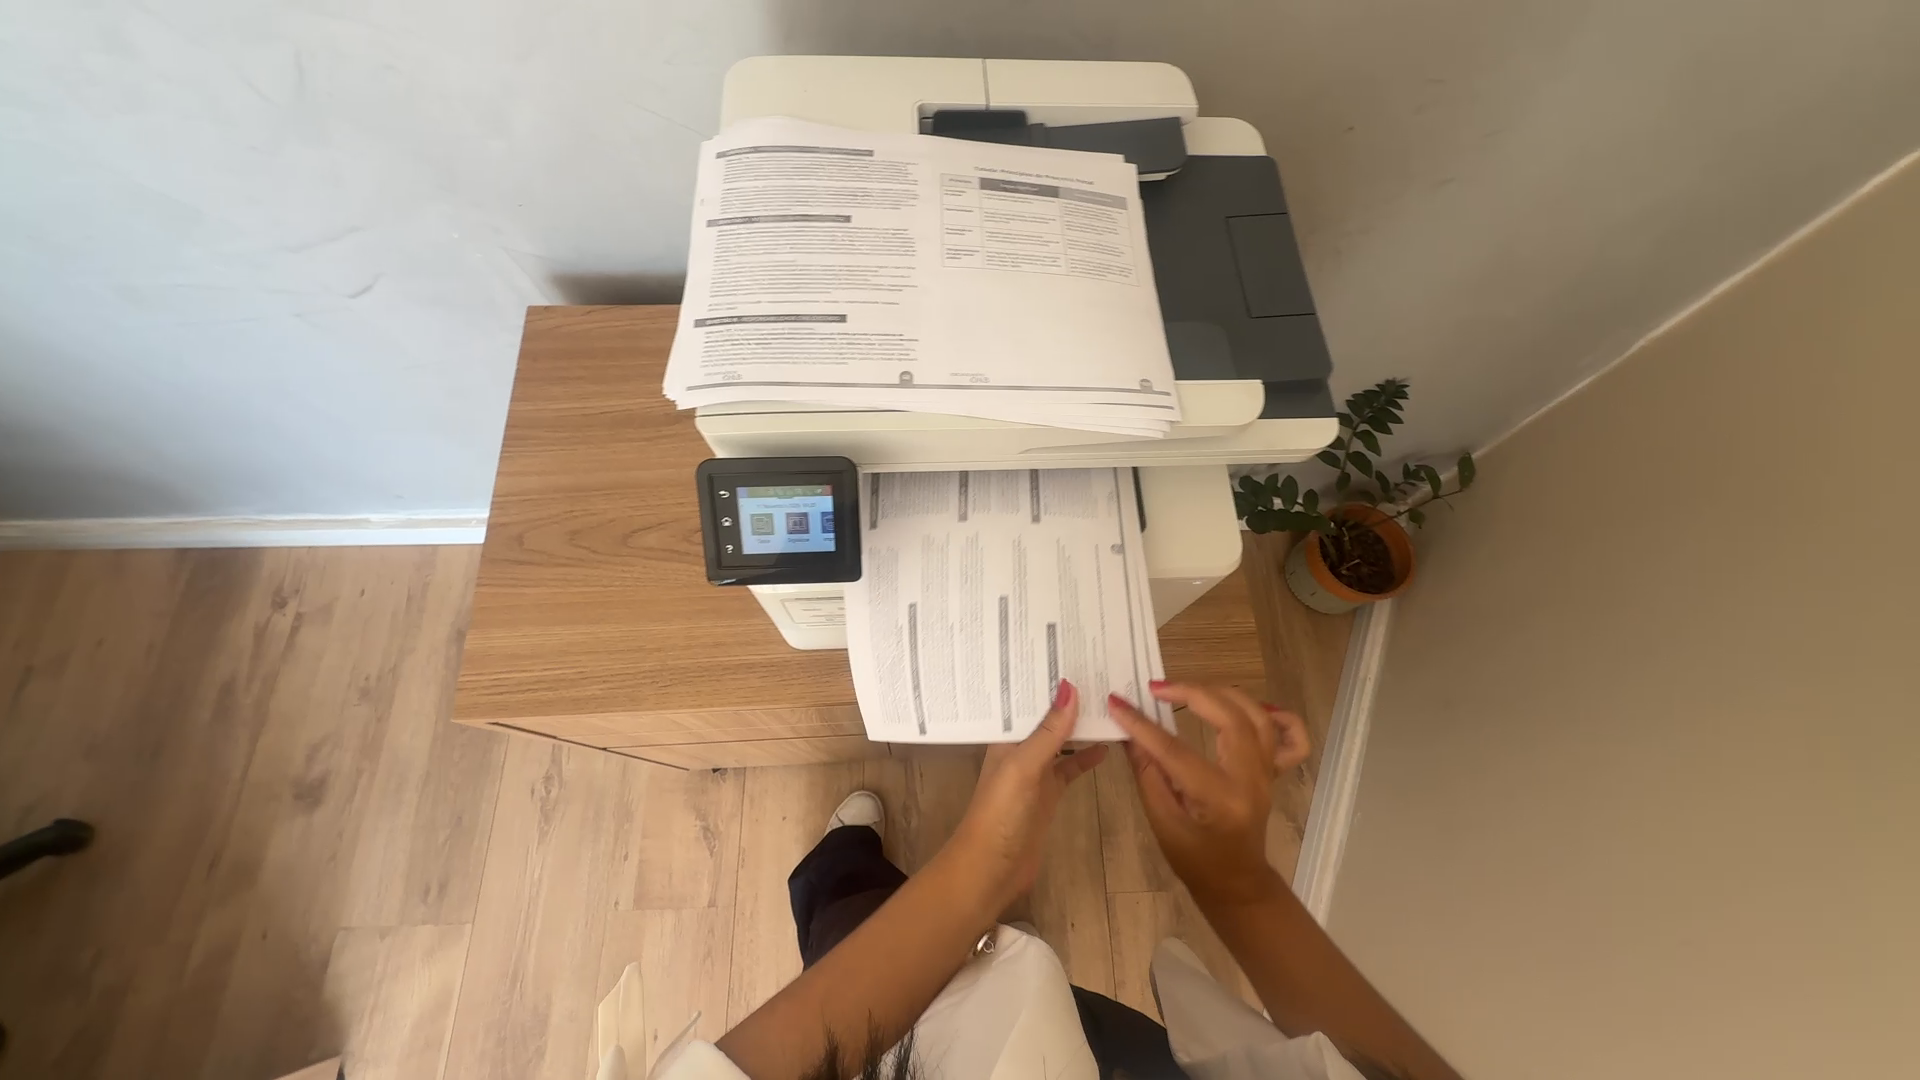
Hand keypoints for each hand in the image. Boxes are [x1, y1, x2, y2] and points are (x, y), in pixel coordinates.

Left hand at [946, 680, 1107, 909]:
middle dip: (1066, 697)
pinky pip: (1070, 768)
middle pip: (1045, 716)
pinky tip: (1107, 746)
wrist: (991, 868)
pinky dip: (1086, 757)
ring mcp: (1035, 772)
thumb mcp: (1024, 766)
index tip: (1071, 649)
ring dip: (1079, 724)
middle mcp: (1019, 748)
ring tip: (1110, 700)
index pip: (1026, 698)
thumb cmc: (1000, 813)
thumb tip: (1070, 685)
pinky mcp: (1049, 794)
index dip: (1044, 676)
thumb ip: (1049, 731)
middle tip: (1100, 667)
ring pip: (1061, 740)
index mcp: (1005, 736)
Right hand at [1107, 682, 1308, 905]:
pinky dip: (1278, 715)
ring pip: (1258, 717)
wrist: (1235, 882)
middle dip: (1191, 693)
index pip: (1176, 751)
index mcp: (1219, 800)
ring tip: (1189, 689)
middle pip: (1230, 719)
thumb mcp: (1160, 820)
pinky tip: (1248, 706)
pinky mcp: (1274, 772)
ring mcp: (1268, 774)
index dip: (1142, 724)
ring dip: (1223, 694)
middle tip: (1156, 688)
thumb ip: (1147, 771)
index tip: (1117, 702)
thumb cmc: (1193, 859)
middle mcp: (1251, 781)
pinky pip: (1292, 738)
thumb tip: (1129, 729)